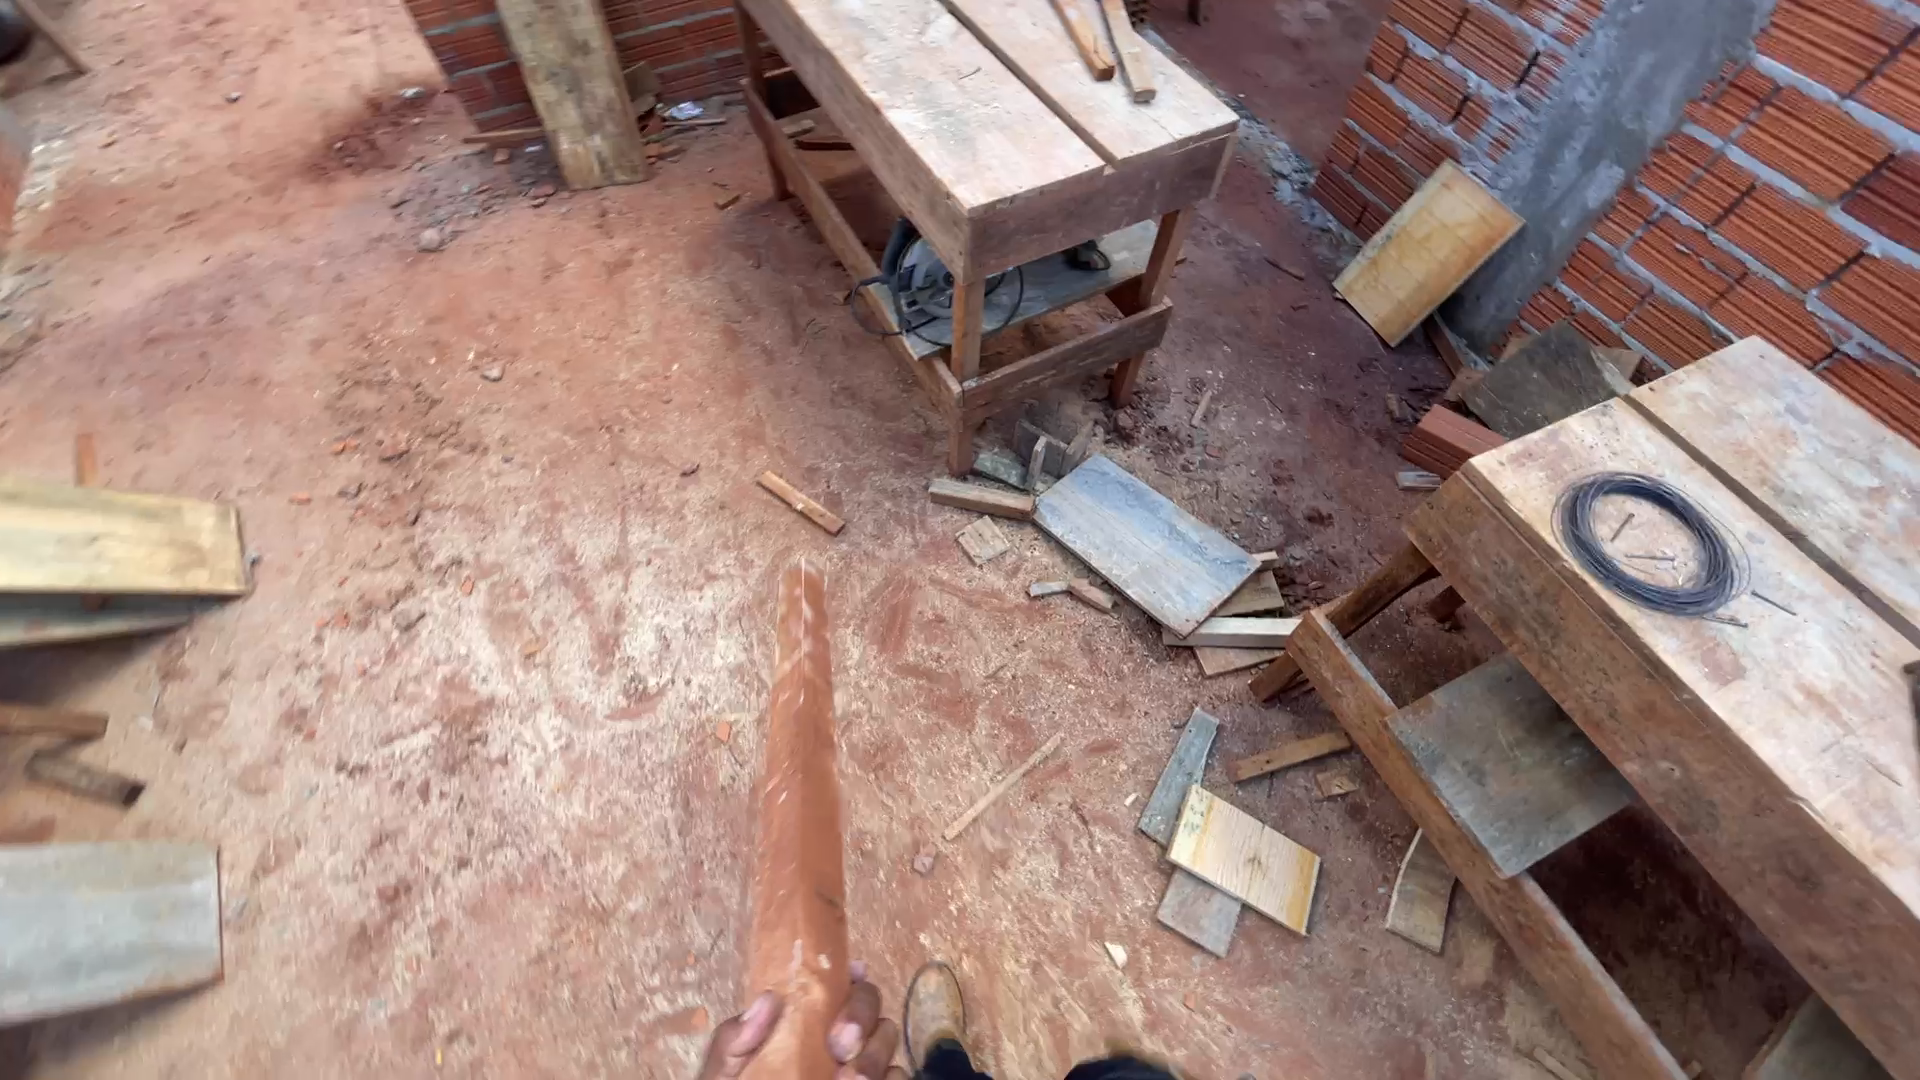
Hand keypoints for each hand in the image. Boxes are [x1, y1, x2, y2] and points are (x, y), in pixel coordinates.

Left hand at [696, 962, 906, 1079]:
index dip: (852, 973)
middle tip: (840, 1043)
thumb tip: (769, 999)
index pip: (839, 980)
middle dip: (861, 1015)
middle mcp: (839, 1036)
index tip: (852, 976)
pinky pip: (899, 1076)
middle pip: (871, 1002)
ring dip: (875, 1056)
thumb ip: (734, 1041)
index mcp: (806, 1018)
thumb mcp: (724, 1075)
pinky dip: (891, 1078)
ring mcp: (860, 1066)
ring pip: (888, 1039)